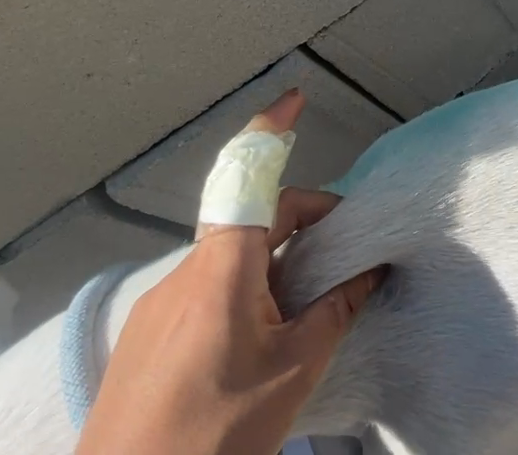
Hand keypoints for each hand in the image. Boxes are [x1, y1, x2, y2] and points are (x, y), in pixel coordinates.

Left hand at [78, 91, 383, 454]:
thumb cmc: (215, 436)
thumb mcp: (295, 371)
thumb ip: (336, 310)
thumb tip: (370, 271)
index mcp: (221, 272)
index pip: (246, 182)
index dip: (270, 132)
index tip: (294, 97)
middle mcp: (183, 276)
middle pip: (251, 219)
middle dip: (304, 219)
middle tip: (345, 257)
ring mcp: (158, 308)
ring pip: (230, 257)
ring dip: (277, 260)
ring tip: (308, 308)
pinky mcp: (146, 340)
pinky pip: (206, 289)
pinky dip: (246, 288)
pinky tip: (264, 337)